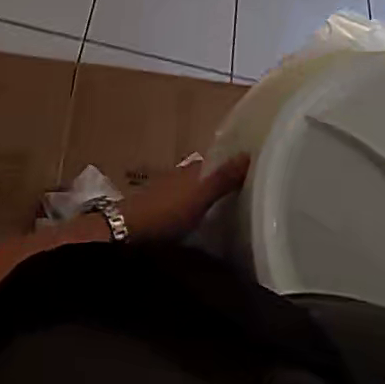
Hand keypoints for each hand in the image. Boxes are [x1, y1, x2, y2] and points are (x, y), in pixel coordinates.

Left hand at [115, 154, 249, 240]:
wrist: (129, 230)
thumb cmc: (167, 210)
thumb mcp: (199, 197)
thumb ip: (222, 178)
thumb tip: (248, 153)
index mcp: (192, 169)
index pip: (218, 160)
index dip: (234, 163)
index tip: (255, 170)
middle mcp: (182, 175)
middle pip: (207, 175)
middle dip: (224, 180)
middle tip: (249, 192)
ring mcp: (170, 192)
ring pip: (196, 189)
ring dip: (211, 195)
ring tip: (232, 208)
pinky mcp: (163, 210)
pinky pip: (188, 204)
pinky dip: (199, 208)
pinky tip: (206, 220)